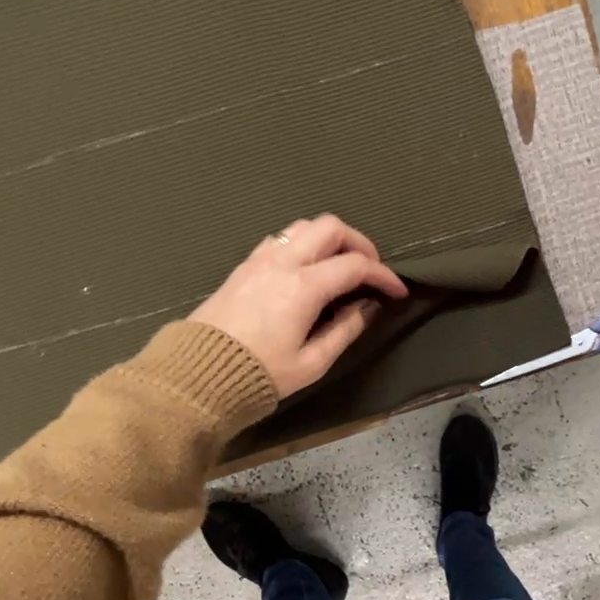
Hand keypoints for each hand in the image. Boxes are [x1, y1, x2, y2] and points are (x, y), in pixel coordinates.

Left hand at [188, 215, 408, 396]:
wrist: (202, 373)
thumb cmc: (262, 372)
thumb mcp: (313, 362)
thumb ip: (345, 329)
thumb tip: (367, 307)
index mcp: (304, 287)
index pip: (356, 265)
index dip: (384, 275)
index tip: (397, 292)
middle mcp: (283, 262)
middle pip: (330, 227)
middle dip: (359, 243)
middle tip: (370, 269)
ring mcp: (260, 259)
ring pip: (304, 226)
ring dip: (330, 239)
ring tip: (341, 266)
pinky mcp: (245, 265)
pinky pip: (282, 238)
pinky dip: (304, 244)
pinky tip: (308, 269)